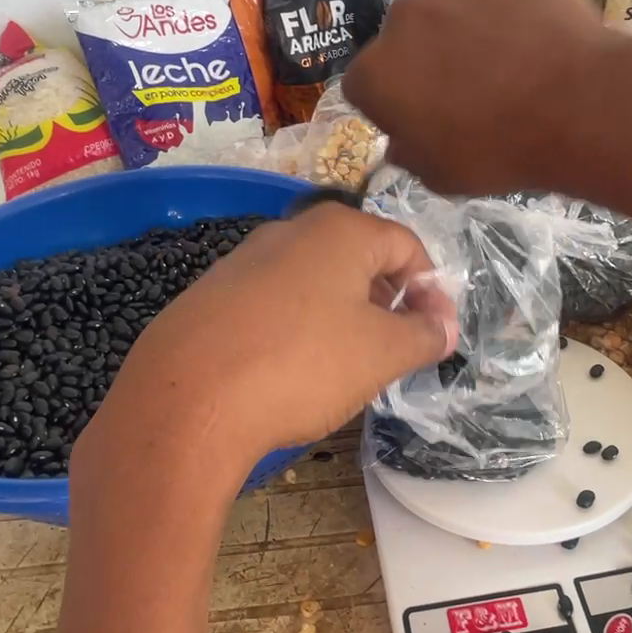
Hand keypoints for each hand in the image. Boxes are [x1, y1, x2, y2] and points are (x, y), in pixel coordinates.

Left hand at [86, 203, 458, 468]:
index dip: (431, 289)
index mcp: (339, 231)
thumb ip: (423, 335)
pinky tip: (291, 371)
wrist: (187, 401)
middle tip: (397, 350)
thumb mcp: (381, 354)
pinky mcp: (211, 296)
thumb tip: (445, 327)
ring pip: (314, 282)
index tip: (437, 333)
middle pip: (358, 259)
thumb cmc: (301, 365)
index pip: (406, 246)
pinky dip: (298, 328)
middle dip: (387, 303)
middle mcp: (289, 232)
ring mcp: (243, 261)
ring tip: (346, 366)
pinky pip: (274, 304)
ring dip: (343, 317)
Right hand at [341, 0, 630, 196]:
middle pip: (402, 41)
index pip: (364, 86)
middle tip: (464, 93)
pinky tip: (530, 41)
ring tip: (505, 65)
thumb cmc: (499, 152)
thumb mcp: (440, 177)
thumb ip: (409, 154)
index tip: (419, 121)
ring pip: (446, 10)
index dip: (390, 106)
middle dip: (423, 62)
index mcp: (377, 73)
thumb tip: (402, 141)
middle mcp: (403, 17)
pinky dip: (502, 10)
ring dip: (461, 33)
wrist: (578, 106)